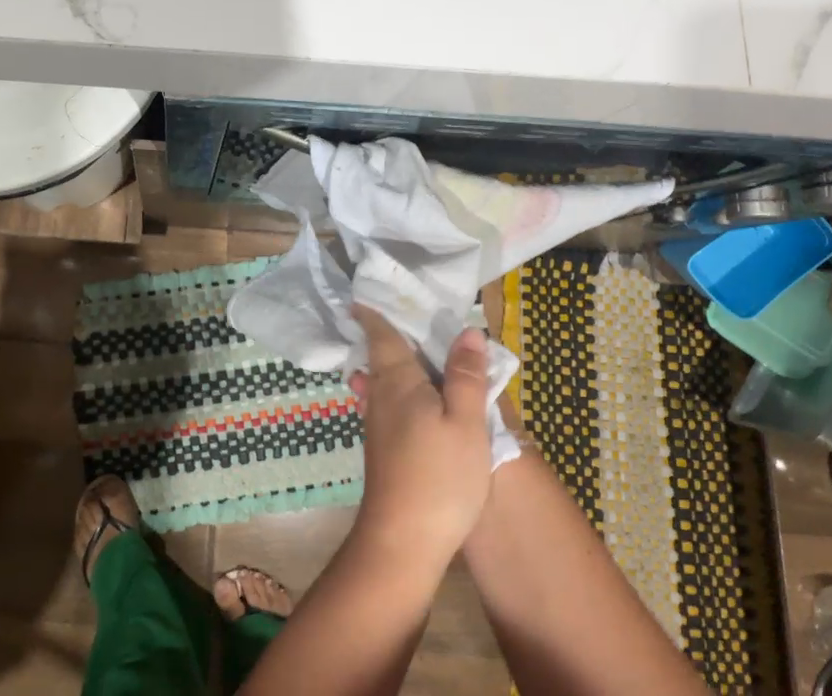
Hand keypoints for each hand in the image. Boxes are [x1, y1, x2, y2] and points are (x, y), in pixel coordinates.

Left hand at [346, 305, 493, 576]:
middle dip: (385, 334)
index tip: (365, 292)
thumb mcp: (466, 423)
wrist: (402, 538)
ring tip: (408, 347)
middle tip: (395, 310)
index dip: (374, 314)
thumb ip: (465, 377)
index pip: (382, 336)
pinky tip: (408, 395)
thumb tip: (467, 330)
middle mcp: (380, 396)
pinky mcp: (383, 448)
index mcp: (398, 382)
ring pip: (383, 381)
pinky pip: (388, 402)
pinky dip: (398, 388)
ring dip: (392, 362)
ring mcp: (377, 424)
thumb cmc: (439, 477)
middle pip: (380, 357)